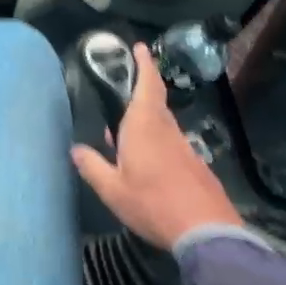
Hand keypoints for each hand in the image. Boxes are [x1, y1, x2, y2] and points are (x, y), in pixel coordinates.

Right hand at [71, 42, 242, 249]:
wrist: (209, 236)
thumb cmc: (153, 204)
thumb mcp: (112, 189)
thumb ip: (92, 166)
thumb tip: (76, 149)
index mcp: (145, 128)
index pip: (148, 86)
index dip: (144, 65)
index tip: (140, 48)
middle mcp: (168, 132)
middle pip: (154, 106)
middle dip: (137, 100)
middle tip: (116, 108)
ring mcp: (186, 151)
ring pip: (163, 129)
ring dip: (145, 128)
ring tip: (125, 145)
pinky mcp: (198, 170)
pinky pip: (172, 148)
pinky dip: (157, 148)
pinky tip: (148, 170)